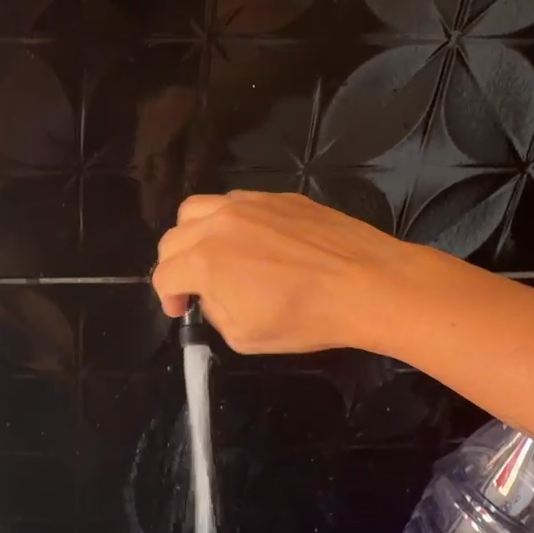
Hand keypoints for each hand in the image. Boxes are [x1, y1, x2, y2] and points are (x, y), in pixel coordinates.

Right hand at [151, 191, 421, 353]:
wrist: (369, 285)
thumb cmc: (305, 319)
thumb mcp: (244, 336)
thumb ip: (214, 312)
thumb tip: (212, 296)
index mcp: (205, 260)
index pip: (164, 275)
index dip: (167, 298)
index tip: (182, 311)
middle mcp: (219, 223)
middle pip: (173, 238)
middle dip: (174, 266)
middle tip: (192, 287)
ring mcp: (250, 203)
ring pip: (198, 208)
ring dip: (193, 234)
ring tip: (213, 255)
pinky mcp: (278, 197)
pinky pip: (236, 202)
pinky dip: (228, 221)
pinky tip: (252, 243)